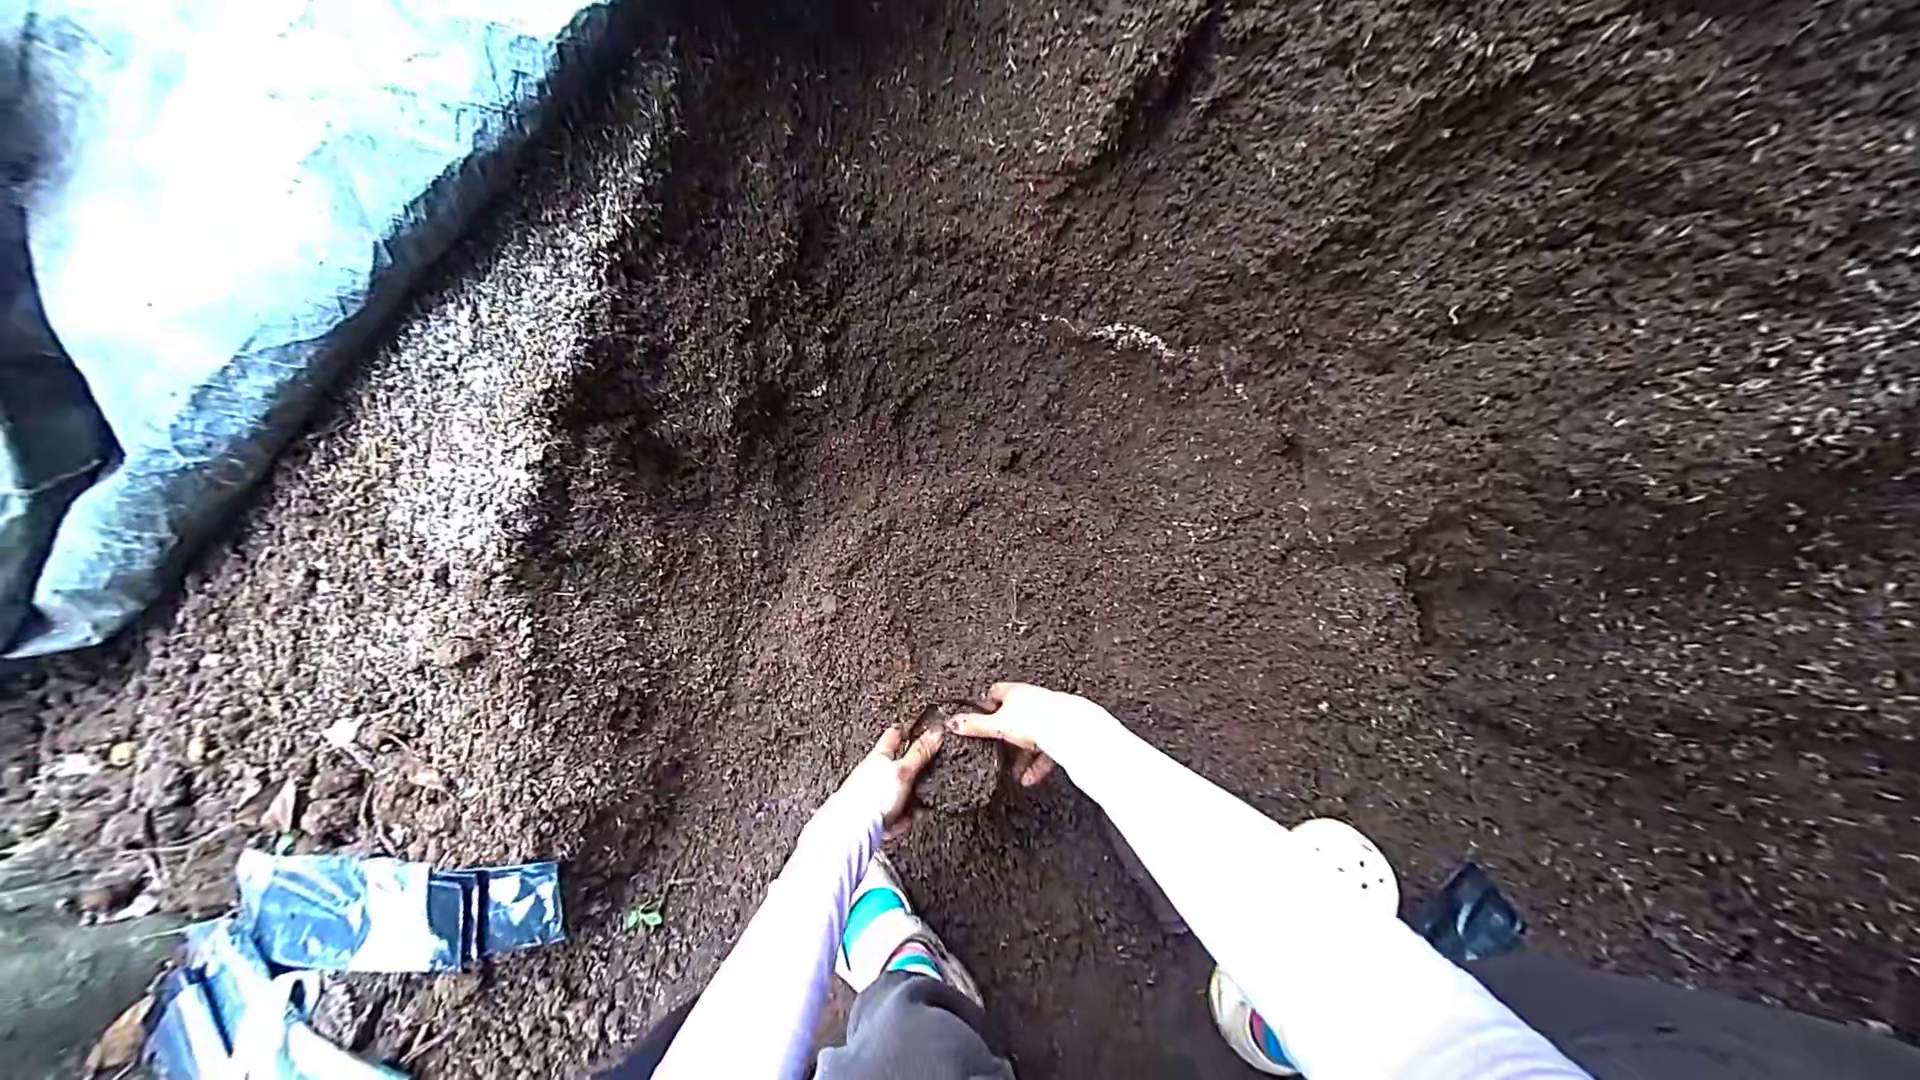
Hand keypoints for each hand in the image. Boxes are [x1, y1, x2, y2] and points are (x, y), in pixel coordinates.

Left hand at [824, 726, 943, 838]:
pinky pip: (893, 816)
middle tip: (922, 780)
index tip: (916, 730)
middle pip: (897, 767)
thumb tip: (935, 732)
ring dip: (908, 802)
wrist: (850, 831)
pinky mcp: (871, 817)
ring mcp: (870, 796)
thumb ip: (919, 753)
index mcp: (877, 756)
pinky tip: (901, 822)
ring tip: (912, 809)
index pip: (893, 736)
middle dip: (912, 776)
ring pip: (896, 794)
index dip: (906, 732)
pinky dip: (900, 820)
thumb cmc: (869, 797)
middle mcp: (871, 773)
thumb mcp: (903, 771)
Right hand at [946, 682, 1117, 787]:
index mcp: (1015, 692)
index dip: (986, 707)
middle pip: (1014, 718)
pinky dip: (1038, 763)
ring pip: (1031, 736)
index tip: (979, 720)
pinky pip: (1046, 748)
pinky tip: (1031, 778)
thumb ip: (975, 725)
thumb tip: (952, 722)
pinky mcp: (1061, 731)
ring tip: (1016, 774)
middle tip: (997, 753)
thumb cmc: (1035, 719)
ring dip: (1022, 756)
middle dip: (1006, 738)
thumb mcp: (997, 725)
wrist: (1067, 729)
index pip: (995, 693)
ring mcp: (1048, 714)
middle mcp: (1032, 699)